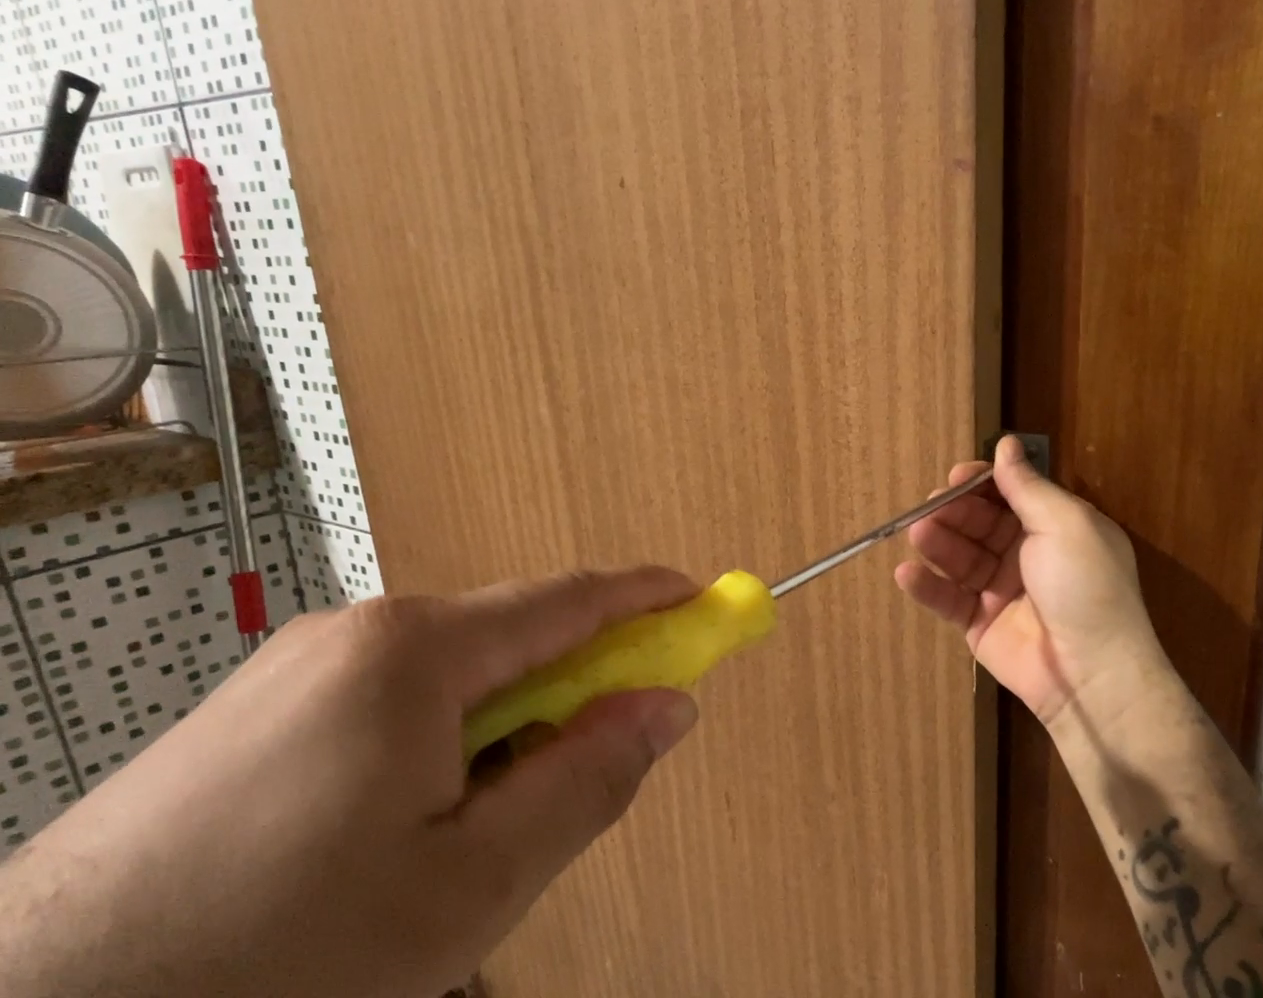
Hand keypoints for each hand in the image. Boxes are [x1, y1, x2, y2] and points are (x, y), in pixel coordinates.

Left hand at [0, 568, 701, 997]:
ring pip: (456, 677)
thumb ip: (589, 779)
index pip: (574, 601)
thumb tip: (671, 707)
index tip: (710, 606)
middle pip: (514, 637)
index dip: (654, 601)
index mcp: (417, 652)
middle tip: (608, 758)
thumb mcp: (472, 882)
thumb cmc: (277, 956)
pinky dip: (449, 740)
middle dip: (579, 684)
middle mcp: (359, 632)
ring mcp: (298, 666)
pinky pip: (395, 701)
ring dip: (510, 727)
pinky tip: (413, 829)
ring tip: (490, 830)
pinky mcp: (257, 710)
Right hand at [895, 435, 1169, 726]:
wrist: (1091, 670)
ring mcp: (1002, 590)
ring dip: (938, 542)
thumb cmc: (1085, 585)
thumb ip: (1027, 486)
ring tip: (918, 534)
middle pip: (980, 522)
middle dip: (955, 512)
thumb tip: (1007, 443)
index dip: (982, 482)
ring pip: (961, 557)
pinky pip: (949, 599)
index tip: (956, 477)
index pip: (1010, 494)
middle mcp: (1027, 553)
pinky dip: (927, 586)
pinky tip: (906, 574)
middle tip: (930, 509)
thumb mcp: (1064, 523)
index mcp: (1055, 526)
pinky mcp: (981, 624)